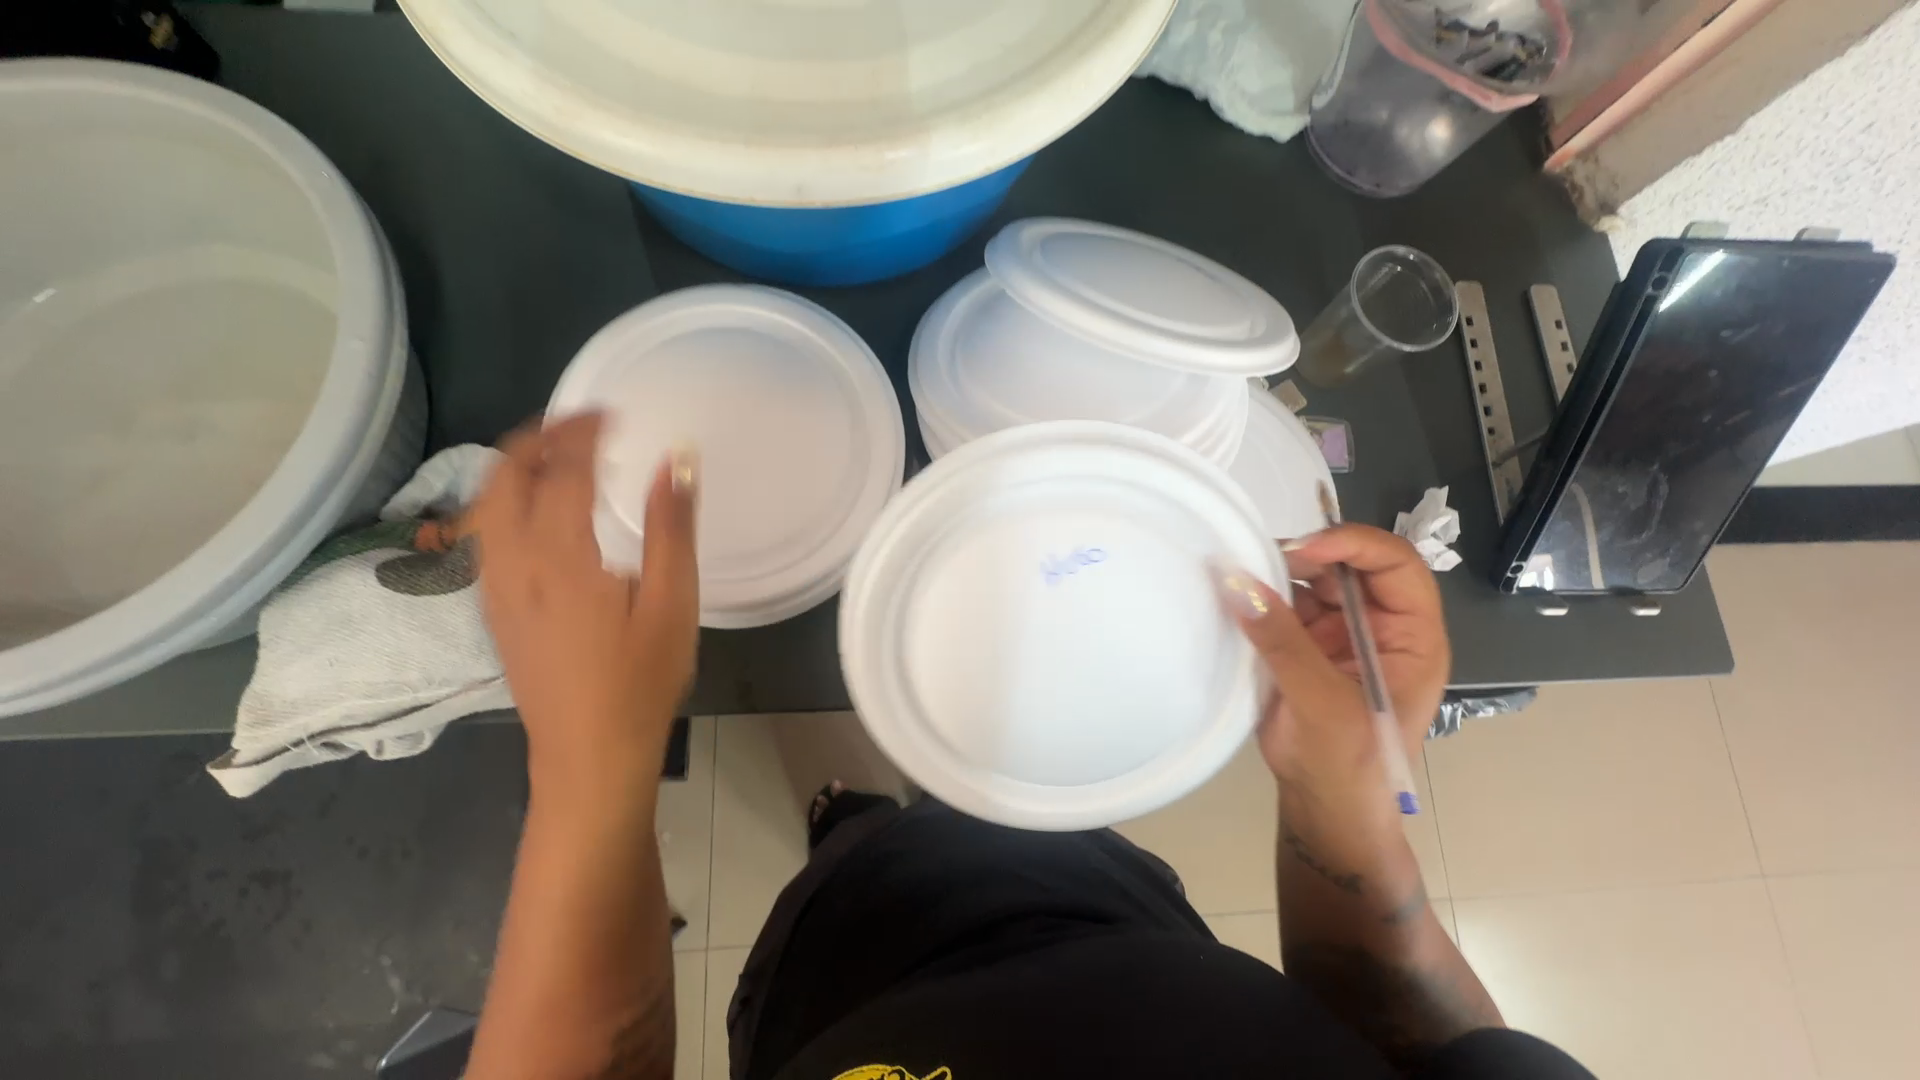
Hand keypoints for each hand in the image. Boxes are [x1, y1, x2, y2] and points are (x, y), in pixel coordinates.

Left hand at [472, 413, 699, 784]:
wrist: (589, 754)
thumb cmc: (640, 680)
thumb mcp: (674, 604)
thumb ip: (672, 527)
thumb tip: (677, 460)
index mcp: (559, 556)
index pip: (560, 468)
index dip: (583, 430)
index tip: (612, 413)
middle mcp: (511, 562)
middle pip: (501, 475)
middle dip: (537, 437)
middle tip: (584, 428)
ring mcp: (493, 587)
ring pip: (483, 502)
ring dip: (516, 466)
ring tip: (562, 460)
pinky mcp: (493, 607)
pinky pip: (483, 532)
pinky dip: (506, 499)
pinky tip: (543, 514)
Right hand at [1216, 524, 1448, 791]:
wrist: (1323, 810)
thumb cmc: (1347, 766)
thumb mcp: (1322, 703)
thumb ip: (1282, 641)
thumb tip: (1235, 582)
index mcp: (1412, 638)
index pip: (1397, 567)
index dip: (1356, 545)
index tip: (1305, 548)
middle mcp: (1380, 627)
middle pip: (1352, 566)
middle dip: (1310, 555)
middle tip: (1261, 559)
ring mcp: (1341, 636)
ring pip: (1315, 582)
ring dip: (1281, 573)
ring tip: (1243, 573)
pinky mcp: (1305, 647)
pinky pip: (1285, 607)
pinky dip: (1262, 596)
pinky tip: (1239, 594)